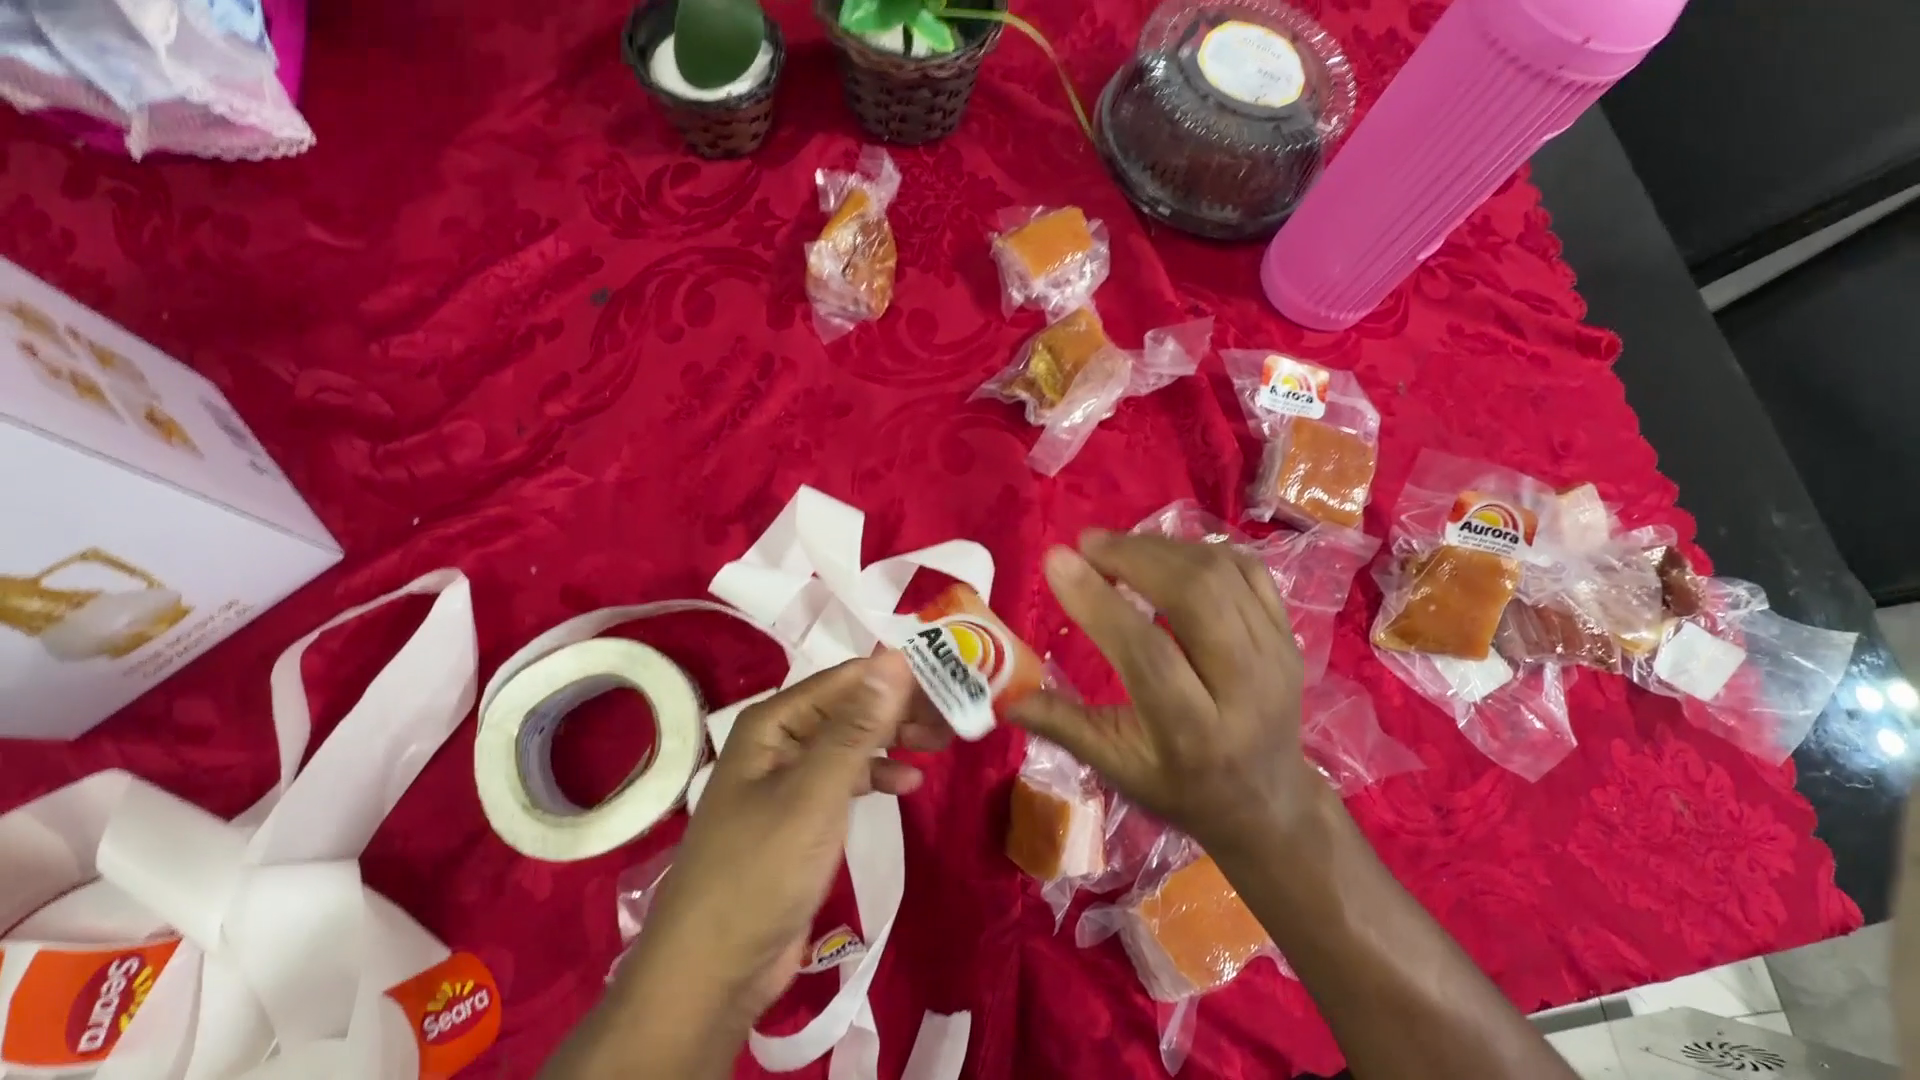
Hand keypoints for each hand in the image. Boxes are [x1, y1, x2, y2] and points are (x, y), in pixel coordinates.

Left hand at [623, 651, 945, 1019]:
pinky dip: (877, 777)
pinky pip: (846, 781)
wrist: (715, 966)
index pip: (848, 679)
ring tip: (943, 744)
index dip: (899, 675)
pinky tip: (908, 785)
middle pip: (850, 709)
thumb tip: (894, 658)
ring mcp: (788, 782)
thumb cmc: (762, 868)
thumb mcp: (815, 792)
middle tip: (957, 716)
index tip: (954, 675)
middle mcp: (778, 742)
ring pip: (851, 744)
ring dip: (894, 741)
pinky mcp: (801, 820)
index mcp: (773, 723)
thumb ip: (857, 727)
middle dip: (901, 709)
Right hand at [1009, 530, 1320, 855]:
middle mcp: (1244, 687)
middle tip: (1087, 544)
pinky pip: (1248, 570)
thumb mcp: (1118, 768)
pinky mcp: (1288, 635)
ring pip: (1222, 574)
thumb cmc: (1181, 788)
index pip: (1147, 652)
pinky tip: (1164, 555)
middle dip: (1135, 557)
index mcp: (1195, 732)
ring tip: (1116, 548)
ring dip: (1162, 548)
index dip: (1099, 602)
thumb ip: (1063, 725)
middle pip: (1196, 597)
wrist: (1268, 801)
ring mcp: (1275, 655)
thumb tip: (1004, 693)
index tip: (1057, 560)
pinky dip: (1200, 551)